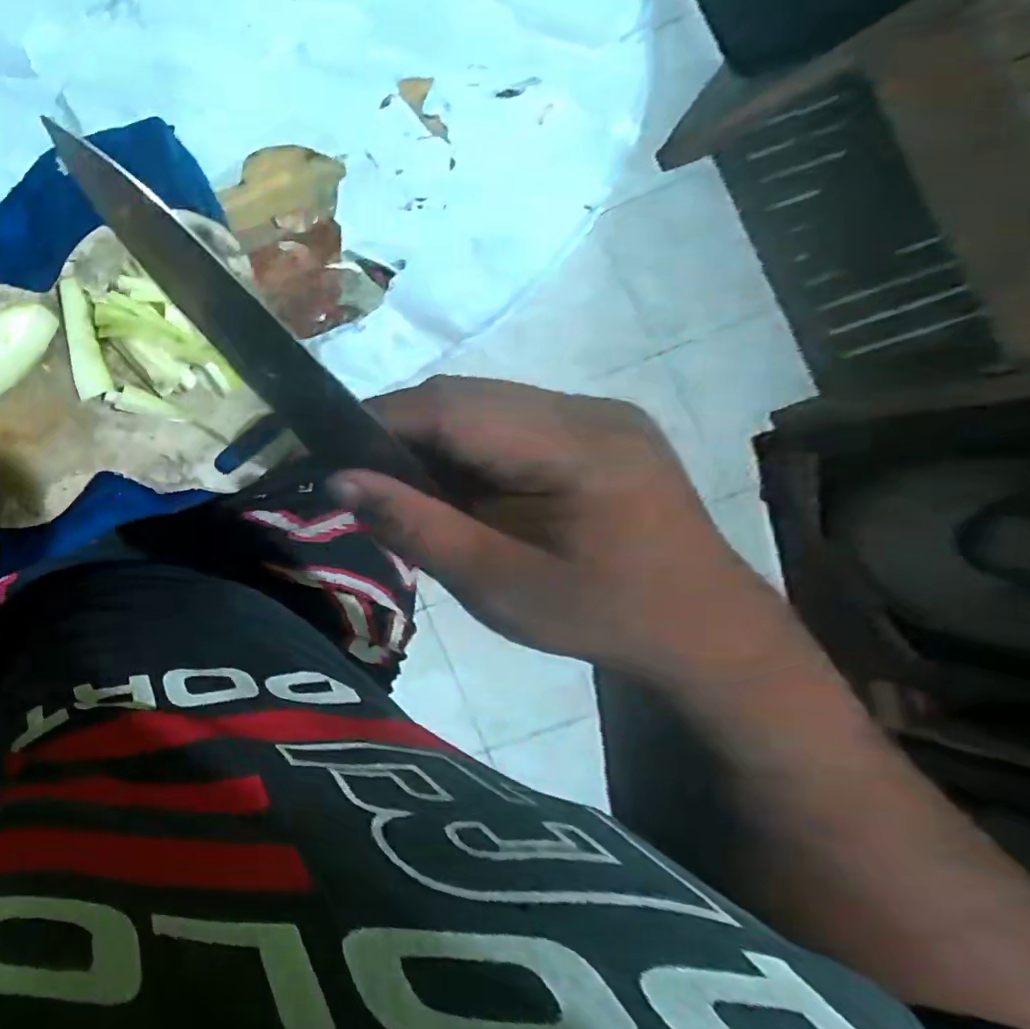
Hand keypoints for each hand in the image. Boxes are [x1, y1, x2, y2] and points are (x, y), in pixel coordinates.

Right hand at [333, 376, 805, 687]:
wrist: (704, 632)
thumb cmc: (599, 617)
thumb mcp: (496, 585)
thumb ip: (416, 527)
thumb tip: (339, 481)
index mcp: (578, 448)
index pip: (454, 409)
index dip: (380, 421)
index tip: (325, 451)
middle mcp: (587, 411)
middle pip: (463, 396)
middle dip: (394, 426)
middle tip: (349, 470)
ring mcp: (593, 415)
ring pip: (478, 402)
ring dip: (423, 433)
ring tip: (388, 479)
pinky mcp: (590, 429)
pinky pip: (501, 419)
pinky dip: (455, 443)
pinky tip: (442, 480)